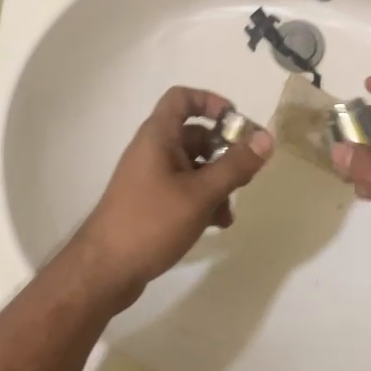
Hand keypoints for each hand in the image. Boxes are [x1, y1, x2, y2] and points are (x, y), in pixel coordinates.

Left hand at [65, 86, 273, 308]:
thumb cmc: (151, 221)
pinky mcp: (149, 203)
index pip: (182, 98)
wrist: (103, 271)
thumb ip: (235, 165)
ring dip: (216, 181)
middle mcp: (152, 150)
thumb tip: (266, 137)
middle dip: (223, 151)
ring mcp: (149, 178)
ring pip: (192, 166)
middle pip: (194, 135)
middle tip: (247, 170)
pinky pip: (183, 189)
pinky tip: (218, 224)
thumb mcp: (201, 193)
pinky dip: (203, 200)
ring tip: (231, 208)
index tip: (235, 122)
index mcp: (158, 136)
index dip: (210, 102)